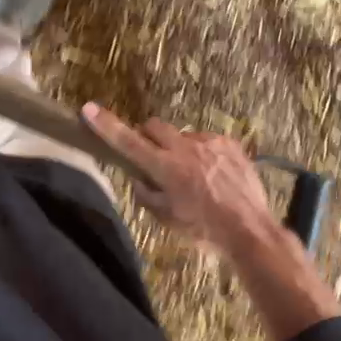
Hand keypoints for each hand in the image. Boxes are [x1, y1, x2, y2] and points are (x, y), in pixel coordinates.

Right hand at [80, 103, 281, 251]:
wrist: (252, 230)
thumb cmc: (205, 231)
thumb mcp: (168, 221)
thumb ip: (146, 194)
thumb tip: (137, 177)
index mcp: (166, 168)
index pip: (129, 142)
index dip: (107, 126)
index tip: (89, 109)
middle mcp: (186, 148)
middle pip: (155, 126)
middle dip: (149, 136)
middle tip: (155, 157)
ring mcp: (210, 143)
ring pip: (183, 135)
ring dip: (180, 149)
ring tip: (196, 176)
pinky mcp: (229, 143)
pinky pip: (207, 141)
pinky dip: (204, 154)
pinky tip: (215, 176)